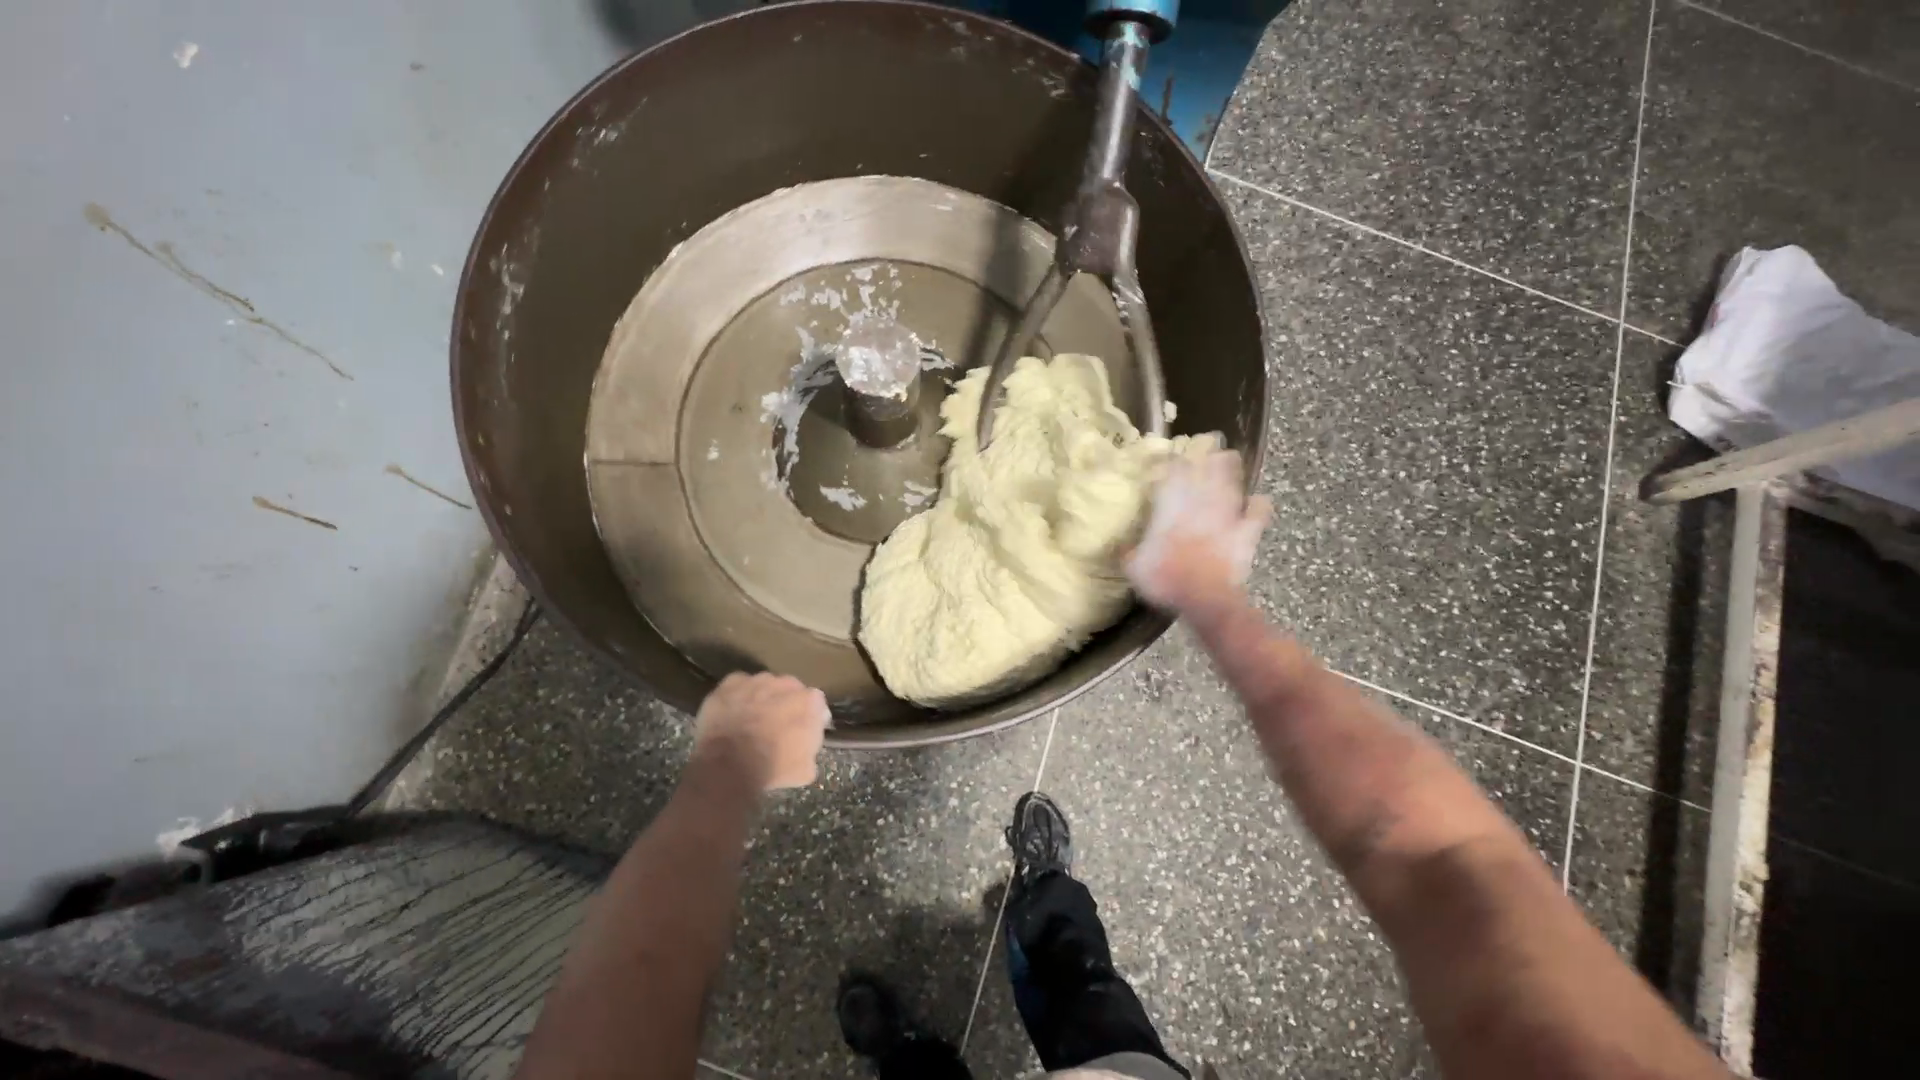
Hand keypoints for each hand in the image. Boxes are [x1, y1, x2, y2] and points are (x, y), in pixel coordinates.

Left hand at [692, 673, 829, 790]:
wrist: (729, 768)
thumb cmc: (772, 769)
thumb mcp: (805, 769)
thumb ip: (811, 746)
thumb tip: (805, 742)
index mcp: (809, 701)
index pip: (816, 702)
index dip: (809, 717)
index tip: (802, 731)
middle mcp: (786, 684)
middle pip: (790, 689)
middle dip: (786, 704)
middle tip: (776, 726)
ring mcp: (756, 681)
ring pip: (764, 685)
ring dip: (761, 698)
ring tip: (750, 721)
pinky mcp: (729, 684)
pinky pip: (738, 686)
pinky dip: (737, 697)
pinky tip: (732, 714)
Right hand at [1126, 450, 1270, 613]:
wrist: (1204, 596)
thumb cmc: (1167, 580)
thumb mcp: (1136, 568)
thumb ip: (1130, 553)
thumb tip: (1121, 547)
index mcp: (1171, 511)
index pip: (1172, 479)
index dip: (1172, 465)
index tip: (1172, 456)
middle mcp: (1199, 508)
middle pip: (1204, 476)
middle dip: (1205, 458)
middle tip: (1208, 443)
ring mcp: (1225, 519)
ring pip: (1229, 487)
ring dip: (1230, 471)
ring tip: (1230, 457)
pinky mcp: (1245, 535)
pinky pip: (1256, 516)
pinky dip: (1259, 506)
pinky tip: (1260, 499)